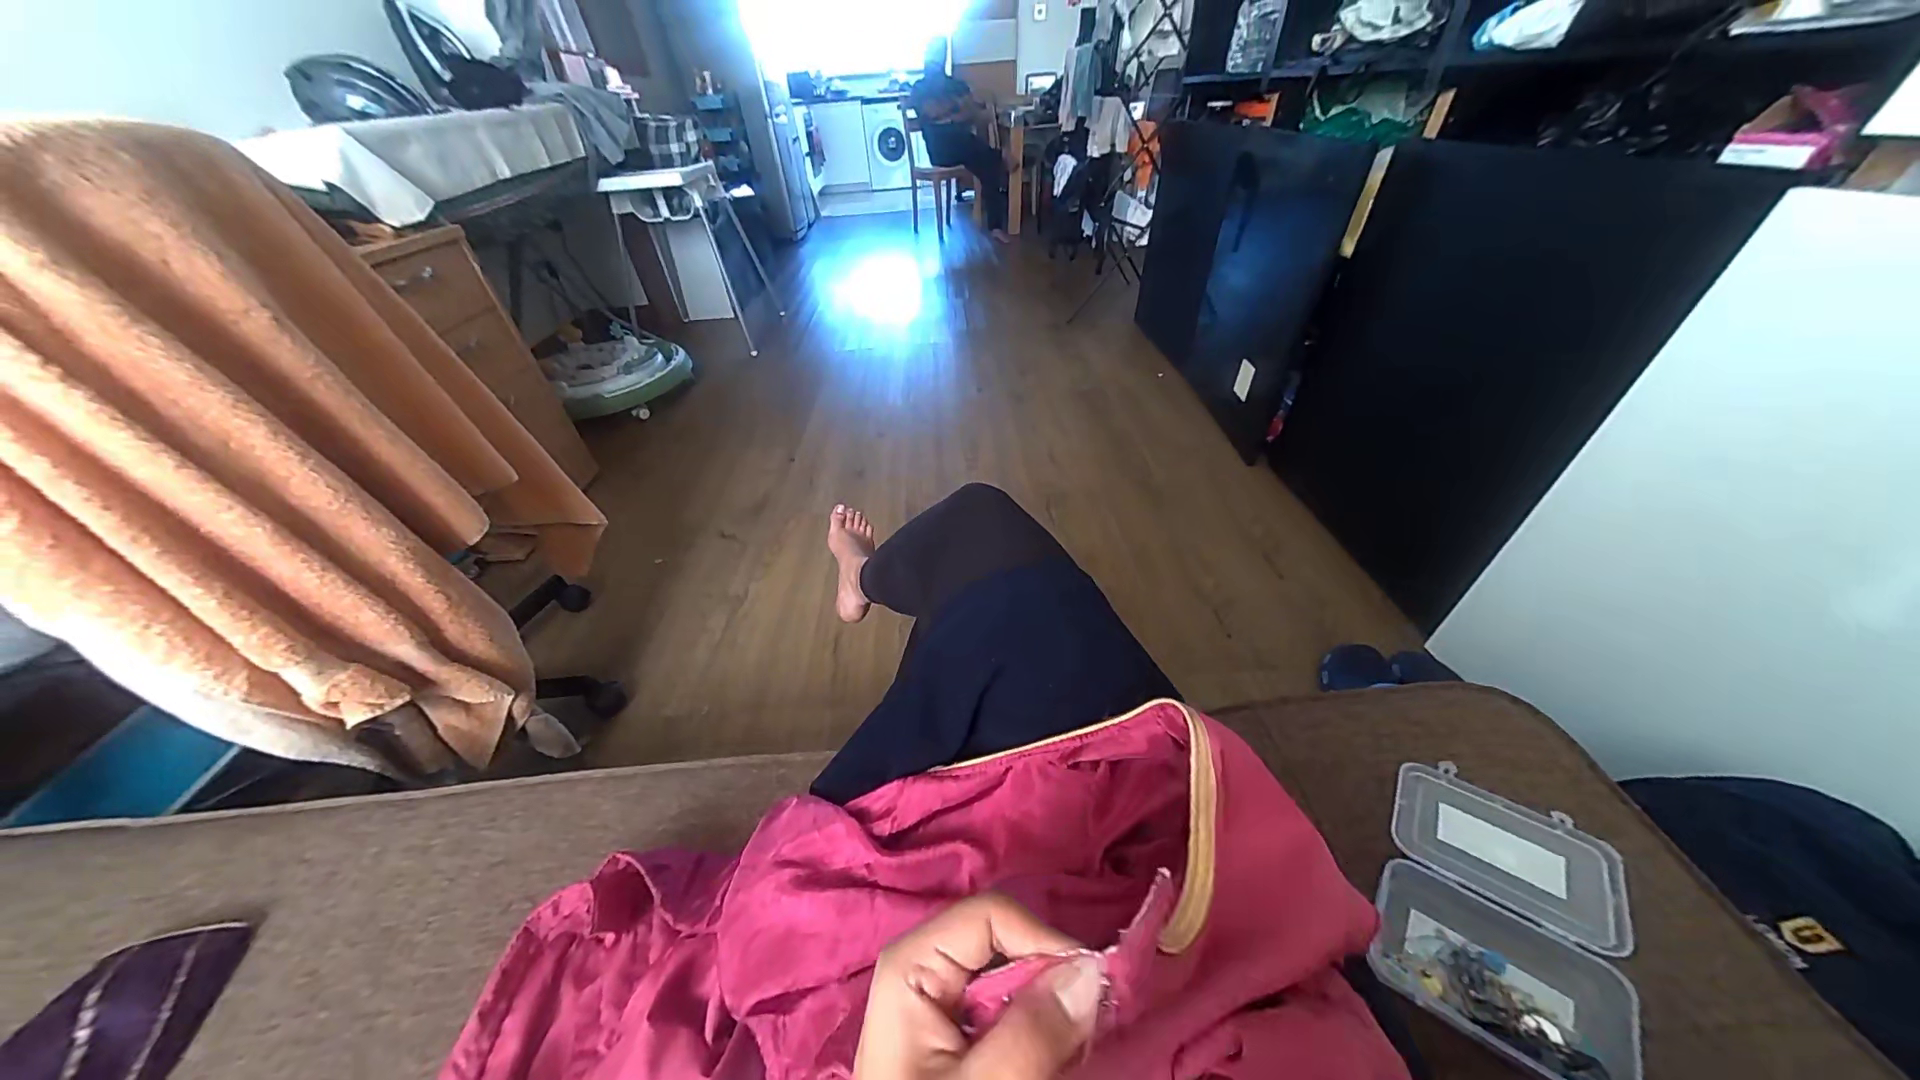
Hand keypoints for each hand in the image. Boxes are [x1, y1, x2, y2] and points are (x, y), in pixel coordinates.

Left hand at [853, 893, 1101, 1079]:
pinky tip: (1048, 1060)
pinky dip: (1037, 1028)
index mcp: (915, 960)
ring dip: (1050, 1009)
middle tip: (1088, 1030)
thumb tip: (1091, 970)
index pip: (994, 914)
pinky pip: (1008, 1004)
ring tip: (1069, 1051)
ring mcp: (940, 992)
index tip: (1093, 991)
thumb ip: (1033, 1033)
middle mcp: (926, 961)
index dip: (1046, 942)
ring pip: (1014, 972)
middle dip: (1052, 979)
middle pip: (1006, 939)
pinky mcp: (956, 1024)